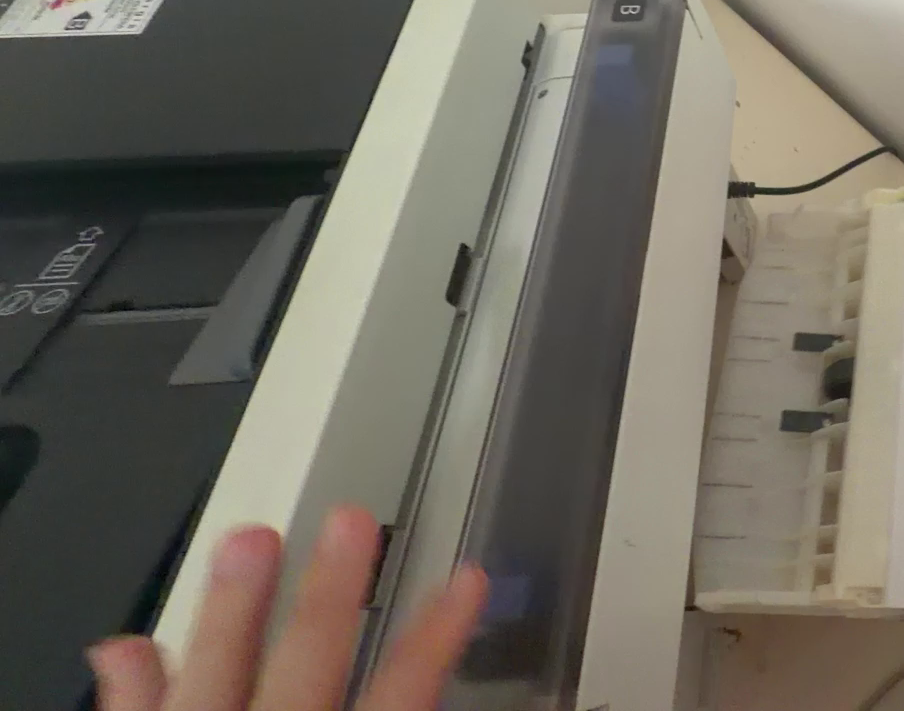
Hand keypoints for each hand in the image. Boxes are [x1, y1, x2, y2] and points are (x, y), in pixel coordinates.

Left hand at [88, 506, 485, 710]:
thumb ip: (413, 705)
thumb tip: (472, 684)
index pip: (402, 690)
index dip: (439, 631)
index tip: (471, 573)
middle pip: (306, 667)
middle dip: (328, 591)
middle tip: (348, 518)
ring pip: (209, 685)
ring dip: (228, 612)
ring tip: (245, 536)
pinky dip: (127, 687)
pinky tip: (123, 644)